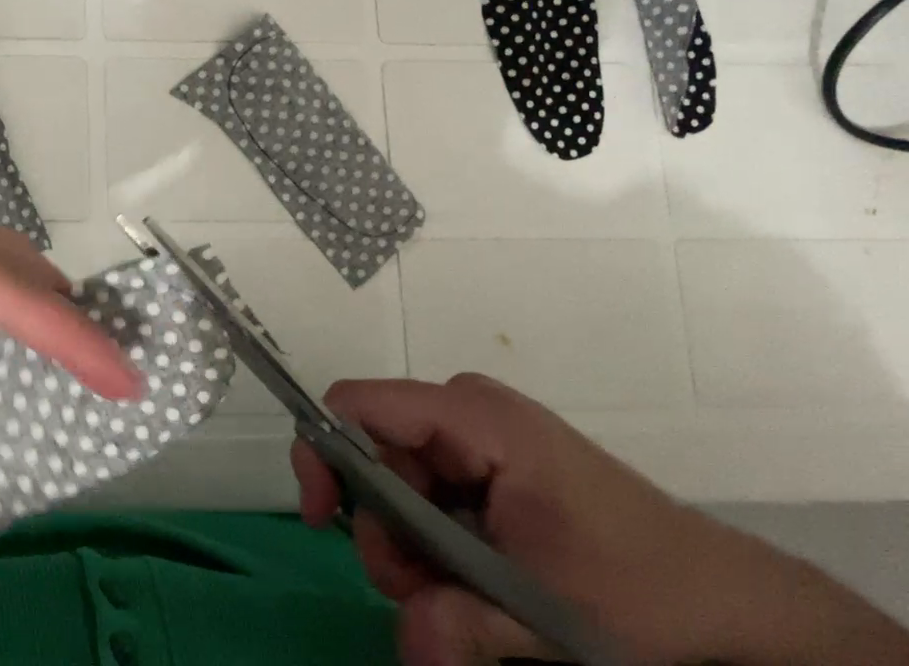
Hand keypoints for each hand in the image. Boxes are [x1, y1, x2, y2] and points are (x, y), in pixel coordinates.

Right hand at [291, 373, 888, 665]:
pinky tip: (468, 578)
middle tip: (422, 590)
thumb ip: (469, 624)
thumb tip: (409, 646)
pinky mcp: (483, 459)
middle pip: (371, 452)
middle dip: (382, 528)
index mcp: (479, 421)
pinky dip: (428, 539)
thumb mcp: (553, 616)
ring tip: (456, 595)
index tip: (323, 519)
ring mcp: (475, 434)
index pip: (356, 405)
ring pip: (392, 477)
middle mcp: (466, 411)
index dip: (322, 453)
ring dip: (405, 544)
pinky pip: (420, 487)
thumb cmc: (644, 591)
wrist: (725, 601)